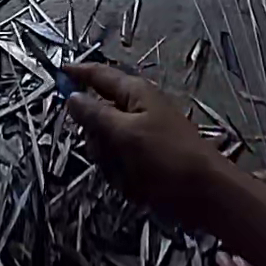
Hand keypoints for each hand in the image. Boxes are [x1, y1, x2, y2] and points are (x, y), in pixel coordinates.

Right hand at [64, 62, 226, 223]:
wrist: (206, 194)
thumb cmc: (168, 157)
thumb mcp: (126, 134)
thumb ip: (96, 115)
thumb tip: (72, 96)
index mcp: (134, 92)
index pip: (99, 75)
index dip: (78, 73)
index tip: (58, 72)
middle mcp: (137, 108)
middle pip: (98, 116)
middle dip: (97, 139)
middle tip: (109, 154)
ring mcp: (142, 133)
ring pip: (107, 144)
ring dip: (111, 162)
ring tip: (129, 175)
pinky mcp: (147, 157)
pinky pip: (121, 163)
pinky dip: (124, 176)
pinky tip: (138, 187)